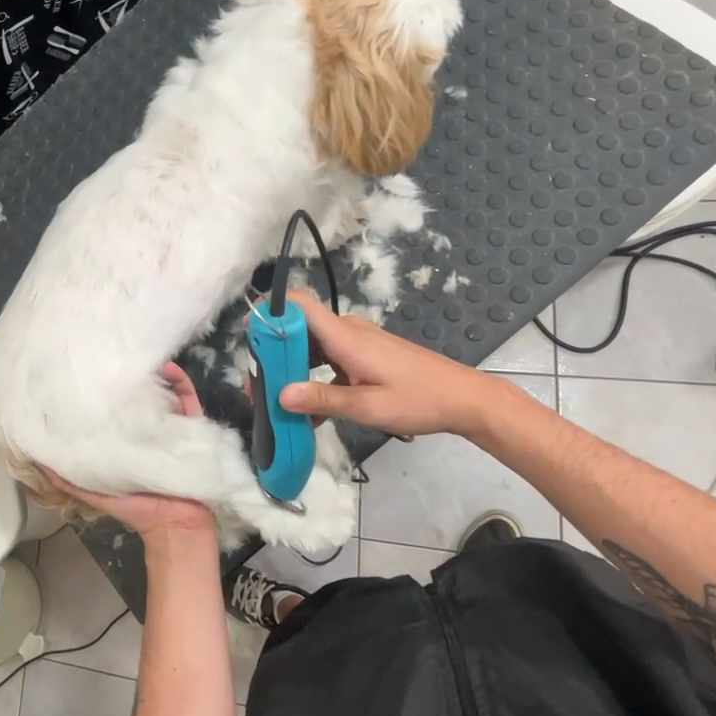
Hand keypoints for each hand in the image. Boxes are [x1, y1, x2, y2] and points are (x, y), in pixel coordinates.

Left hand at [40, 363, 216, 540]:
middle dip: (128, 379)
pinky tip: (168, 369)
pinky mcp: (191, 426)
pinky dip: (181, 383)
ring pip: (162, 393)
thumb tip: (33, 458)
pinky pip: (188, 399)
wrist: (175, 523)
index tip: (87, 374)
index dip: (101, 394)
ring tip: (141, 358)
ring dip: (154, 374)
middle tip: (115, 359)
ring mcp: (169, 427)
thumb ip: (65, 477)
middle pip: (137, 398)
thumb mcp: (92, 491)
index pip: (111, 412)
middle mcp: (144, 430)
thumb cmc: (134, 508)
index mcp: (123, 441)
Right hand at [276, 291, 510, 440]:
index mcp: (346, 336)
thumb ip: (323, 400)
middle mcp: (347, 332)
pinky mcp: (361, 357)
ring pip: (309, 345)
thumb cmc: (421, 400)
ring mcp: (354, 344)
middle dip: (273, 353)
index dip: (271, 312)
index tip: (250, 339)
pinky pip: (326, 360)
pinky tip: (307, 411)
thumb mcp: (369, 407)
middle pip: (297, 328)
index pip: (299, 304)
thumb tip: (281, 395)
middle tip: (258, 387)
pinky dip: (311, 378)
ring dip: (291, 368)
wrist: (465, 399)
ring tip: (276, 400)